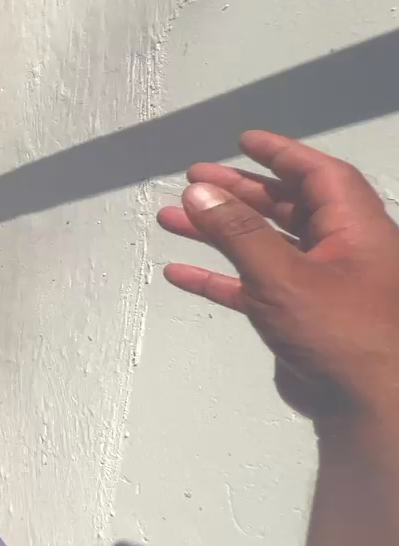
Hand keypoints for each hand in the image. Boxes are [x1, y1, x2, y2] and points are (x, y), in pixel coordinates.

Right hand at [158, 131, 398, 422]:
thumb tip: (199, 189)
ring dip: (218, 231)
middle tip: (194, 178)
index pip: (323, 178)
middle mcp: (344, 254)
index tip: (244, 141)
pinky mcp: (299, 316)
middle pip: (290, 209)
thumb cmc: (343, 332)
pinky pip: (251, 285)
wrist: (373, 404)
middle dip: (241, 191)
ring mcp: (322, 286)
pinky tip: (179, 273)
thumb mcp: (283, 274)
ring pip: (264, 245)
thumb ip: (237, 231)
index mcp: (358, 235)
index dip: (284, 155)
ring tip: (172, 218)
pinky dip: (216, 276)